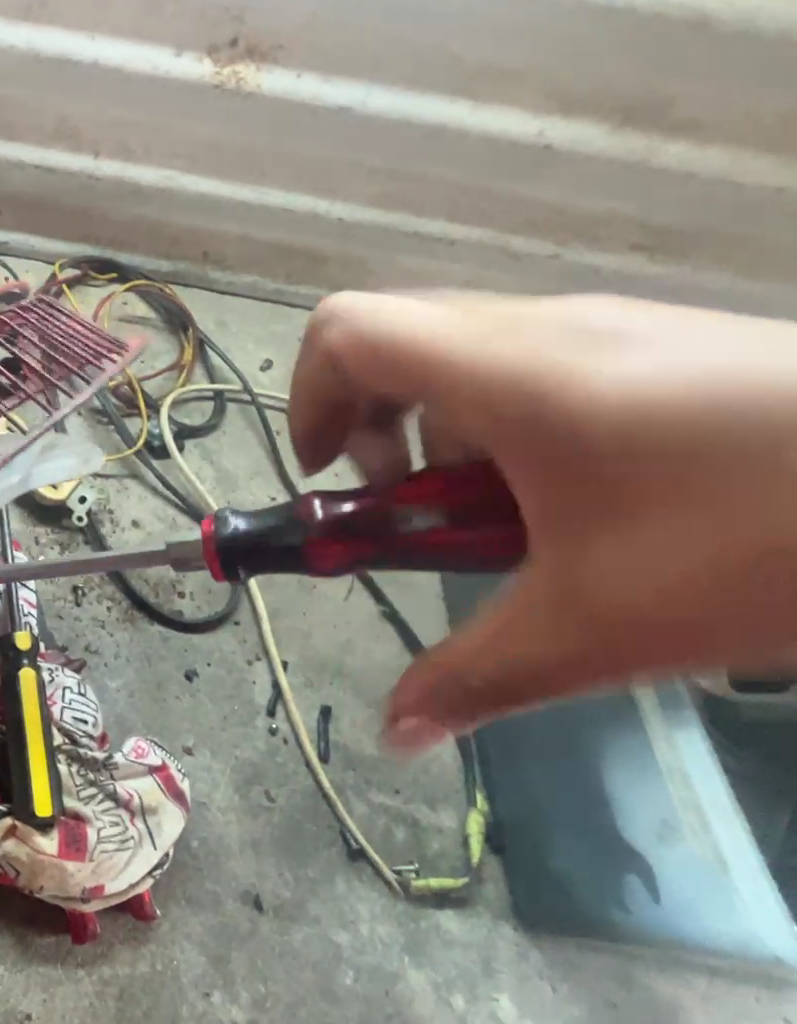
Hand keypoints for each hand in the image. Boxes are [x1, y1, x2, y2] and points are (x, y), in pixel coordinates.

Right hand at [290, 291, 796, 751]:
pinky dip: (504, 423)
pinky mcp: (658, 342)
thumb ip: (475, 675)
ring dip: (439, 430)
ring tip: (503, 516)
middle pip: (392, 340)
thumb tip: (393, 734)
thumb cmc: (771, 539)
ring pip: (462, 352)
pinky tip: (577, 496)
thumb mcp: (604, 625)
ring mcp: (608, 328)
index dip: (311, 398)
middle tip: (409, 504)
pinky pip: (530, 361)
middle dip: (369, 424)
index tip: (333, 475)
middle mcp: (543, 330)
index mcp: (508, 375)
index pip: (345, 331)